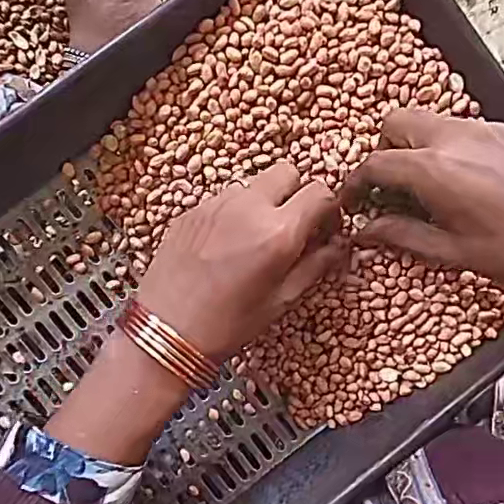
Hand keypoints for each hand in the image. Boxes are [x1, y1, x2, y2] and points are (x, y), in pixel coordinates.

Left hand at [136, 162, 347, 359]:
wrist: (165, 332)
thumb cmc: (225, 325)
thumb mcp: (281, 301)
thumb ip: (315, 266)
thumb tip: (338, 246)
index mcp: (277, 233)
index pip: (320, 192)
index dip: (329, 208)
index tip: (325, 227)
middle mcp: (247, 208)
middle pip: (287, 172)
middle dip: (297, 193)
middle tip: (293, 226)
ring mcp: (215, 204)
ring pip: (254, 184)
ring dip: (265, 202)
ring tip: (256, 239)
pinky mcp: (192, 210)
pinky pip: (224, 198)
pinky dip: (235, 213)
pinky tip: (227, 245)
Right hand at [341, 109, 503, 373]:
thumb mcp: (453, 252)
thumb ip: (402, 235)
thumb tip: (366, 231)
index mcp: (435, 170)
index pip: (375, 163)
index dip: (355, 183)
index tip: (351, 201)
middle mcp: (454, 138)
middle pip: (395, 122)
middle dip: (382, 151)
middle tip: (387, 188)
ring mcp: (482, 129)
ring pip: (427, 120)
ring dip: (412, 145)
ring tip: (422, 187)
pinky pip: (456, 127)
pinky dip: (441, 144)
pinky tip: (455, 180)